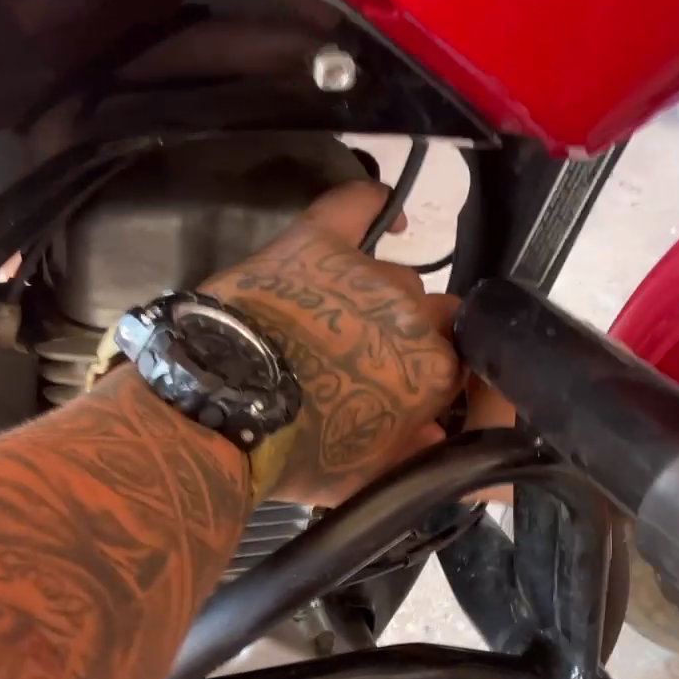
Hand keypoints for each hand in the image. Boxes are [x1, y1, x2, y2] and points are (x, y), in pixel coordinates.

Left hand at [199, 182, 462, 506]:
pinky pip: (355, 204)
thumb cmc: (296, 454)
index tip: (408, 390)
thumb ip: (413, 451)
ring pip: (395, 274)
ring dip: (379, 297)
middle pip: (430, 315)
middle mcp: (413, 313)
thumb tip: (436, 433)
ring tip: (341, 319)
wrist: (220, 410)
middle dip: (407, 341)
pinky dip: (371, 203)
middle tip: (364, 364)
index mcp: (432, 370)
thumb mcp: (365, 475)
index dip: (432, 375)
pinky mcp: (315, 242)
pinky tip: (381, 211)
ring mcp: (366, 272)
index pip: (457, 360)